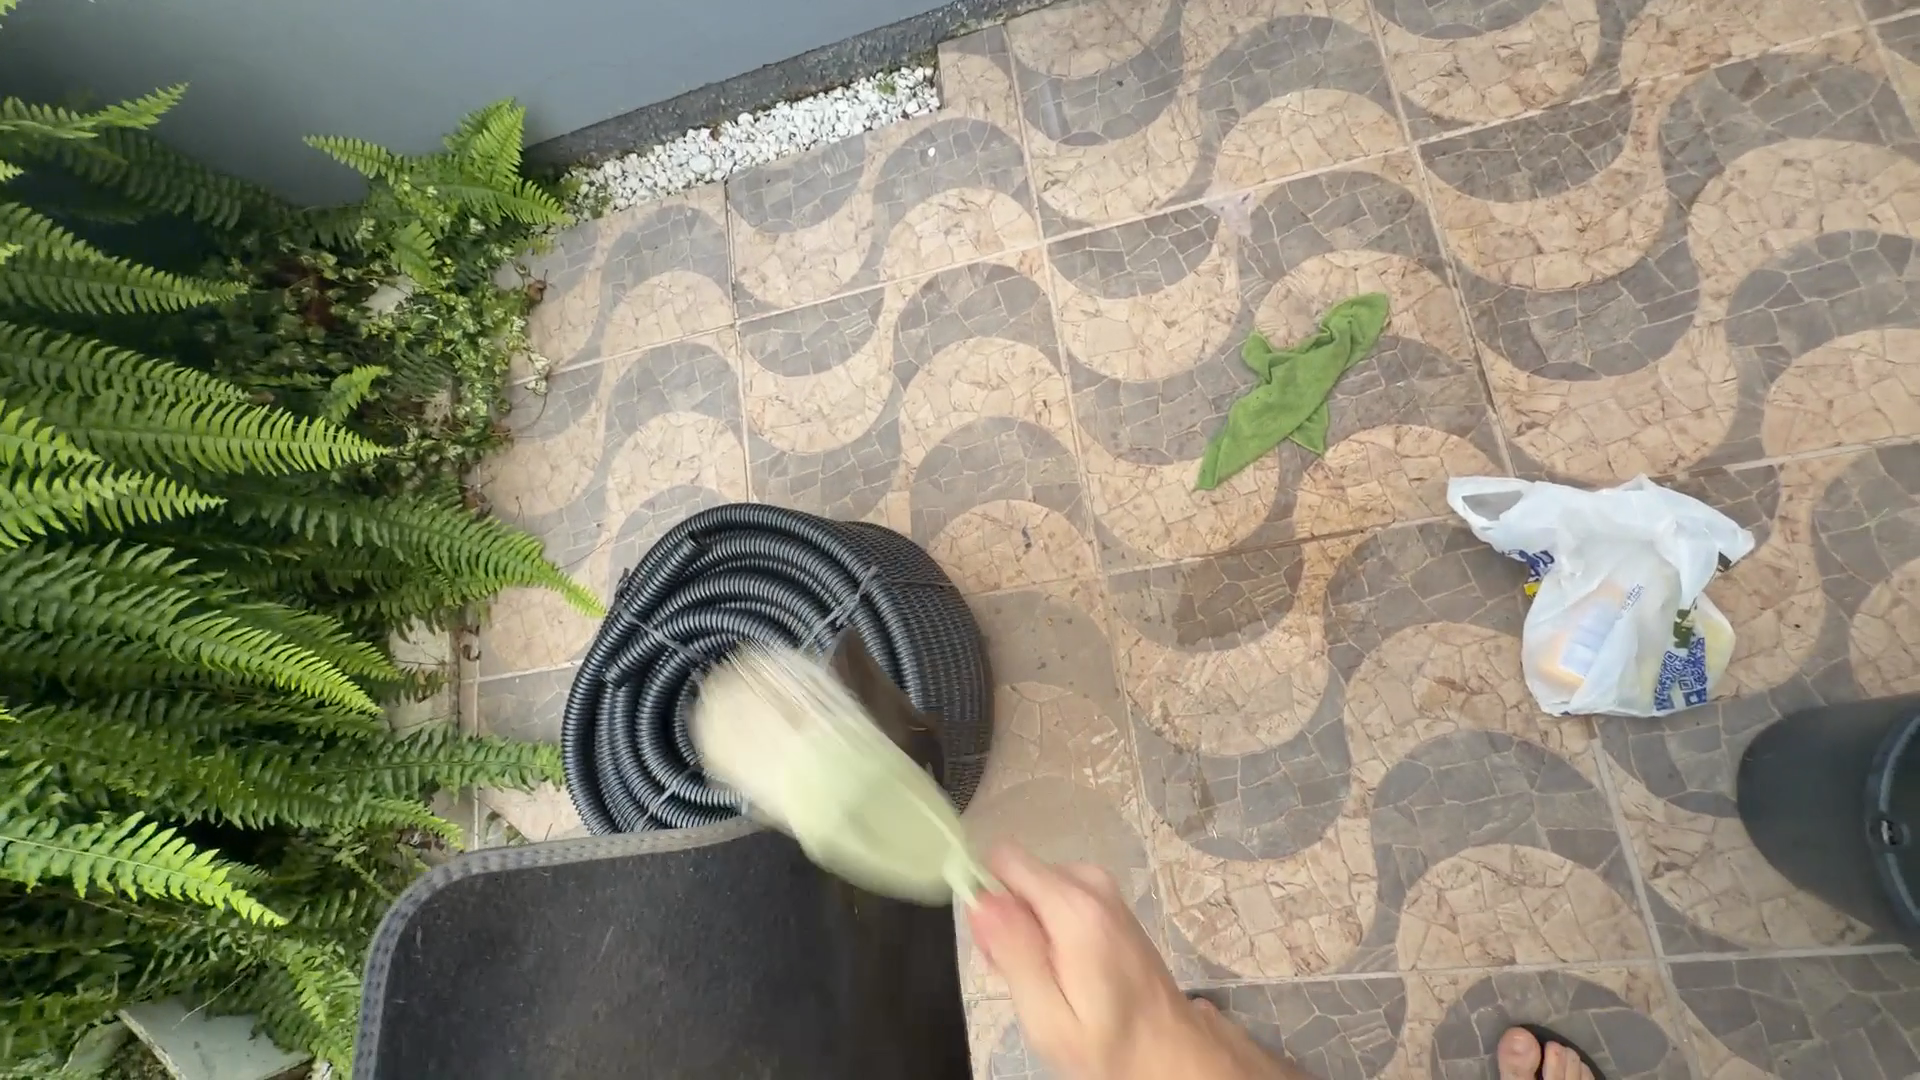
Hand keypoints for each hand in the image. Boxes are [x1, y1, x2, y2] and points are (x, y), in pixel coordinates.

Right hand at [966, 845, 1296, 1079]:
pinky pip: (1055, 892)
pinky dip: (1049, 923)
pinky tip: (1065, 965)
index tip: (995, 944)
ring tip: (1048, 976)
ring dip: (1028, 925)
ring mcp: (1101, 884)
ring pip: (1034, 885)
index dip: (989, 898)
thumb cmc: (1108, 1042)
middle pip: (1018, 875)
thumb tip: (979, 900)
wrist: (1171, 1049)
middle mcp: (1089, 880)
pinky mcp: (1106, 894)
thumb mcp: (1049, 1016)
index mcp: (1073, 905)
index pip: (1004, 859)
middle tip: (1023, 975)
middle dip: (1008, 918)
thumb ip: (1013, 953)